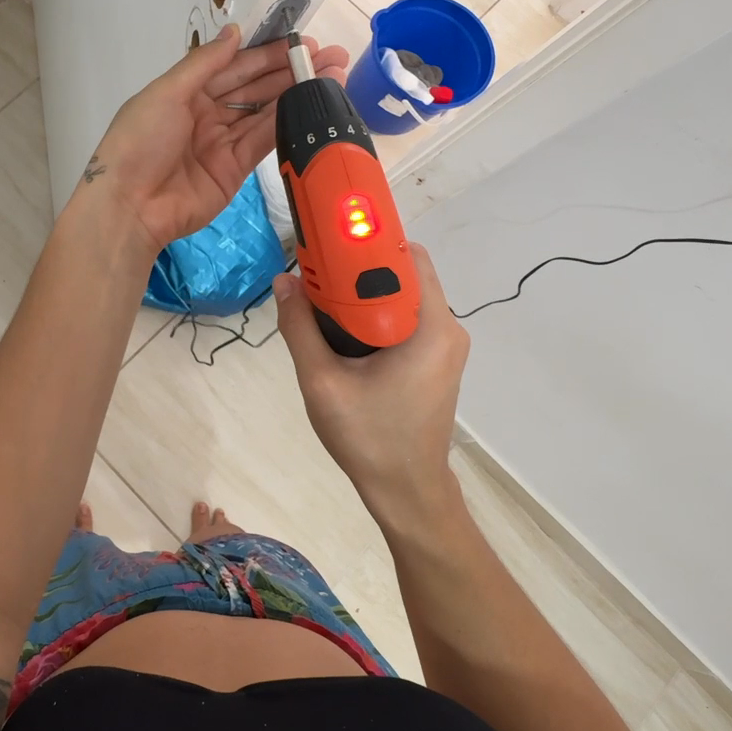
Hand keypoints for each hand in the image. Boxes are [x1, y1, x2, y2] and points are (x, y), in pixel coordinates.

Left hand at [84, 23, 349, 252]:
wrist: (130, 206)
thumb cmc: (139, 142)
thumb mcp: (166, 93)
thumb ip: (203, 63)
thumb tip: (235, 32)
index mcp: (185, 92)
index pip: (232, 66)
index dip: (265, 53)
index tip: (300, 39)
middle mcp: (205, 115)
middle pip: (253, 88)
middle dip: (289, 70)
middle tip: (330, 54)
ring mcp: (221, 143)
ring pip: (263, 112)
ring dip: (296, 93)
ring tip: (333, 74)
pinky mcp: (234, 170)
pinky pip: (263, 141)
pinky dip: (287, 122)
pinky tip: (313, 103)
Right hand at [273, 244, 469, 524]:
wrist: (406, 490)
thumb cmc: (368, 437)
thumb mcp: (322, 382)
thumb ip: (300, 328)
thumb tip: (284, 280)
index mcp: (430, 328)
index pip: (408, 257)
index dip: (368, 242)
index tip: (329, 241)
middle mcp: (447, 329)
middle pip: (404, 274)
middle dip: (359, 267)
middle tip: (316, 273)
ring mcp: (444, 347)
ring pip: (403, 297)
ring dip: (364, 293)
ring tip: (321, 300)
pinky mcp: (434, 361)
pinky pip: (404, 320)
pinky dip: (374, 315)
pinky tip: (340, 330)